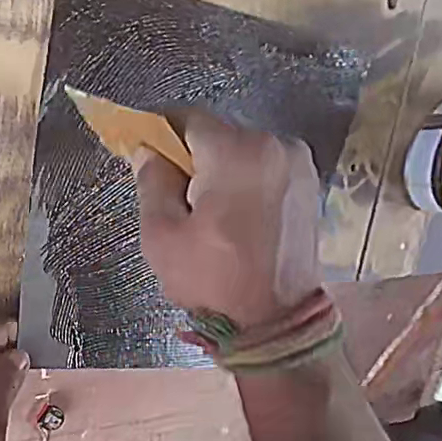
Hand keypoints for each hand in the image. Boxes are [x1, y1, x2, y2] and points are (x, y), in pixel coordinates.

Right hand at [135, 109, 322, 328]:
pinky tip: (224, 218)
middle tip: (163, 194)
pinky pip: (259, 169)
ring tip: (196, 214)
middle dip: (184, 156)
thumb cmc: (211, 279)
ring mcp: (297, 164)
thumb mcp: (162, 236)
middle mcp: (274, 145)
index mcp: (237, 153)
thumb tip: (146, 152)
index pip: (187, 120)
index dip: (156, 131)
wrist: (274, 320)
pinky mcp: (306, 185)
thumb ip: (152, 184)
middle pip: (214, 134)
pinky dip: (236, 182)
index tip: (135, 148)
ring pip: (237, 152)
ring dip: (211, 171)